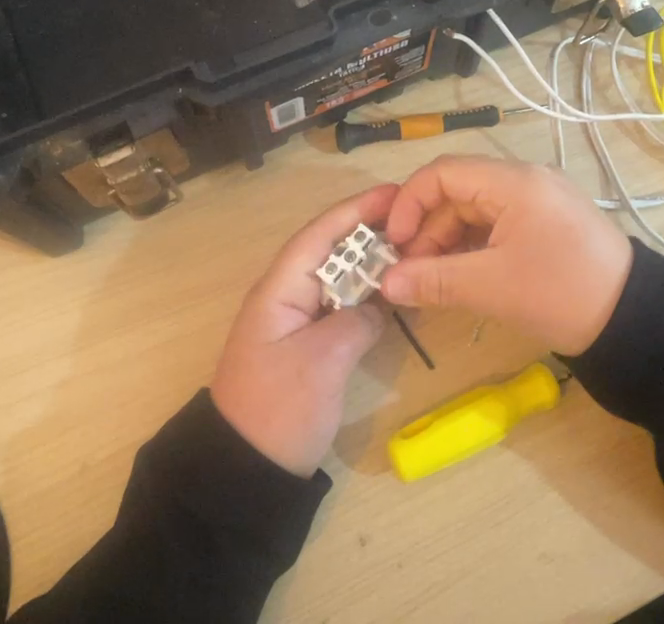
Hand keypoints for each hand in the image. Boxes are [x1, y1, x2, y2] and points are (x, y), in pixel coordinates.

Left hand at [210, 185, 395, 476]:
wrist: (247, 471)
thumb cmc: (280, 408)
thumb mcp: (322, 361)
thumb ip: (356, 321)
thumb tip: (381, 301)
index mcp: (280, 290)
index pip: (320, 236)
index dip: (355, 211)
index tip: (395, 192)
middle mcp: (287, 296)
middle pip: (331, 251)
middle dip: (369, 232)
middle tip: (416, 220)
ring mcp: (298, 321)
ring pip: (339, 278)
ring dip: (372, 264)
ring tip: (413, 249)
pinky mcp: (309, 344)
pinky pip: (342, 306)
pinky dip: (368, 297)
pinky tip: (396, 294)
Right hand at [380, 156, 632, 355]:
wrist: (636, 321)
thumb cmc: (561, 293)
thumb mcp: (492, 287)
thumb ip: (433, 280)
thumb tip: (384, 284)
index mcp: (514, 182)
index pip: (443, 172)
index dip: (410, 203)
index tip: (392, 242)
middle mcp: (524, 181)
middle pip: (457, 192)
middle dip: (427, 230)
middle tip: (408, 271)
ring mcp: (537, 202)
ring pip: (473, 211)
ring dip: (446, 242)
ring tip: (430, 280)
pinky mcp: (545, 224)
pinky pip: (495, 226)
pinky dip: (471, 248)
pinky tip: (458, 276)